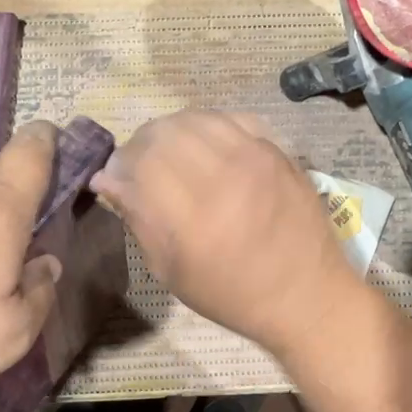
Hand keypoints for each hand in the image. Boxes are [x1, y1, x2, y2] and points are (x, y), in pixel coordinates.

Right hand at [92, 110, 365, 353]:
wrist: (306, 294)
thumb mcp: (172, 271)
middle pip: (163, 131)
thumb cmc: (232, 294)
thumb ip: (138, 220)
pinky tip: (208, 147)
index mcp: (191, 214)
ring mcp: (255, 156)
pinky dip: (210, 126)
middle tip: (140, 167)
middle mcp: (222, 174)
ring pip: (197, 117)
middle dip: (141, 145)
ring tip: (172, 155)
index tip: (115, 179)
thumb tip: (106, 179)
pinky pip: (233, 117)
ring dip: (174, 132)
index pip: (138, 161)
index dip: (118, 166)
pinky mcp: (277, 149)